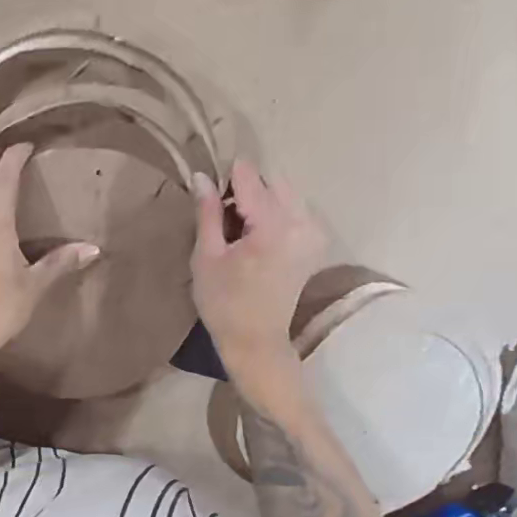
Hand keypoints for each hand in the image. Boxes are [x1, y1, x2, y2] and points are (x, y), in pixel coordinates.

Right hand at [191, 161, 327, 369]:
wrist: (255, 340)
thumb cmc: (223, 302)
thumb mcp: (206, 257)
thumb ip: (207, 213)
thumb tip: (202, 177)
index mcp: (273, 226)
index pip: (251, 180)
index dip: (228, 176)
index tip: (208, 182)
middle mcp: (302, 222)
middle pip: (274, 182)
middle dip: (247, 187)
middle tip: (220, 212)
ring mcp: (314, 232)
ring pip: (286, 194)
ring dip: (261, 199)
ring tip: (236, 225)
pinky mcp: (315, 242)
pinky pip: (295, 210)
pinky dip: (274, 212)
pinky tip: (254, 234)